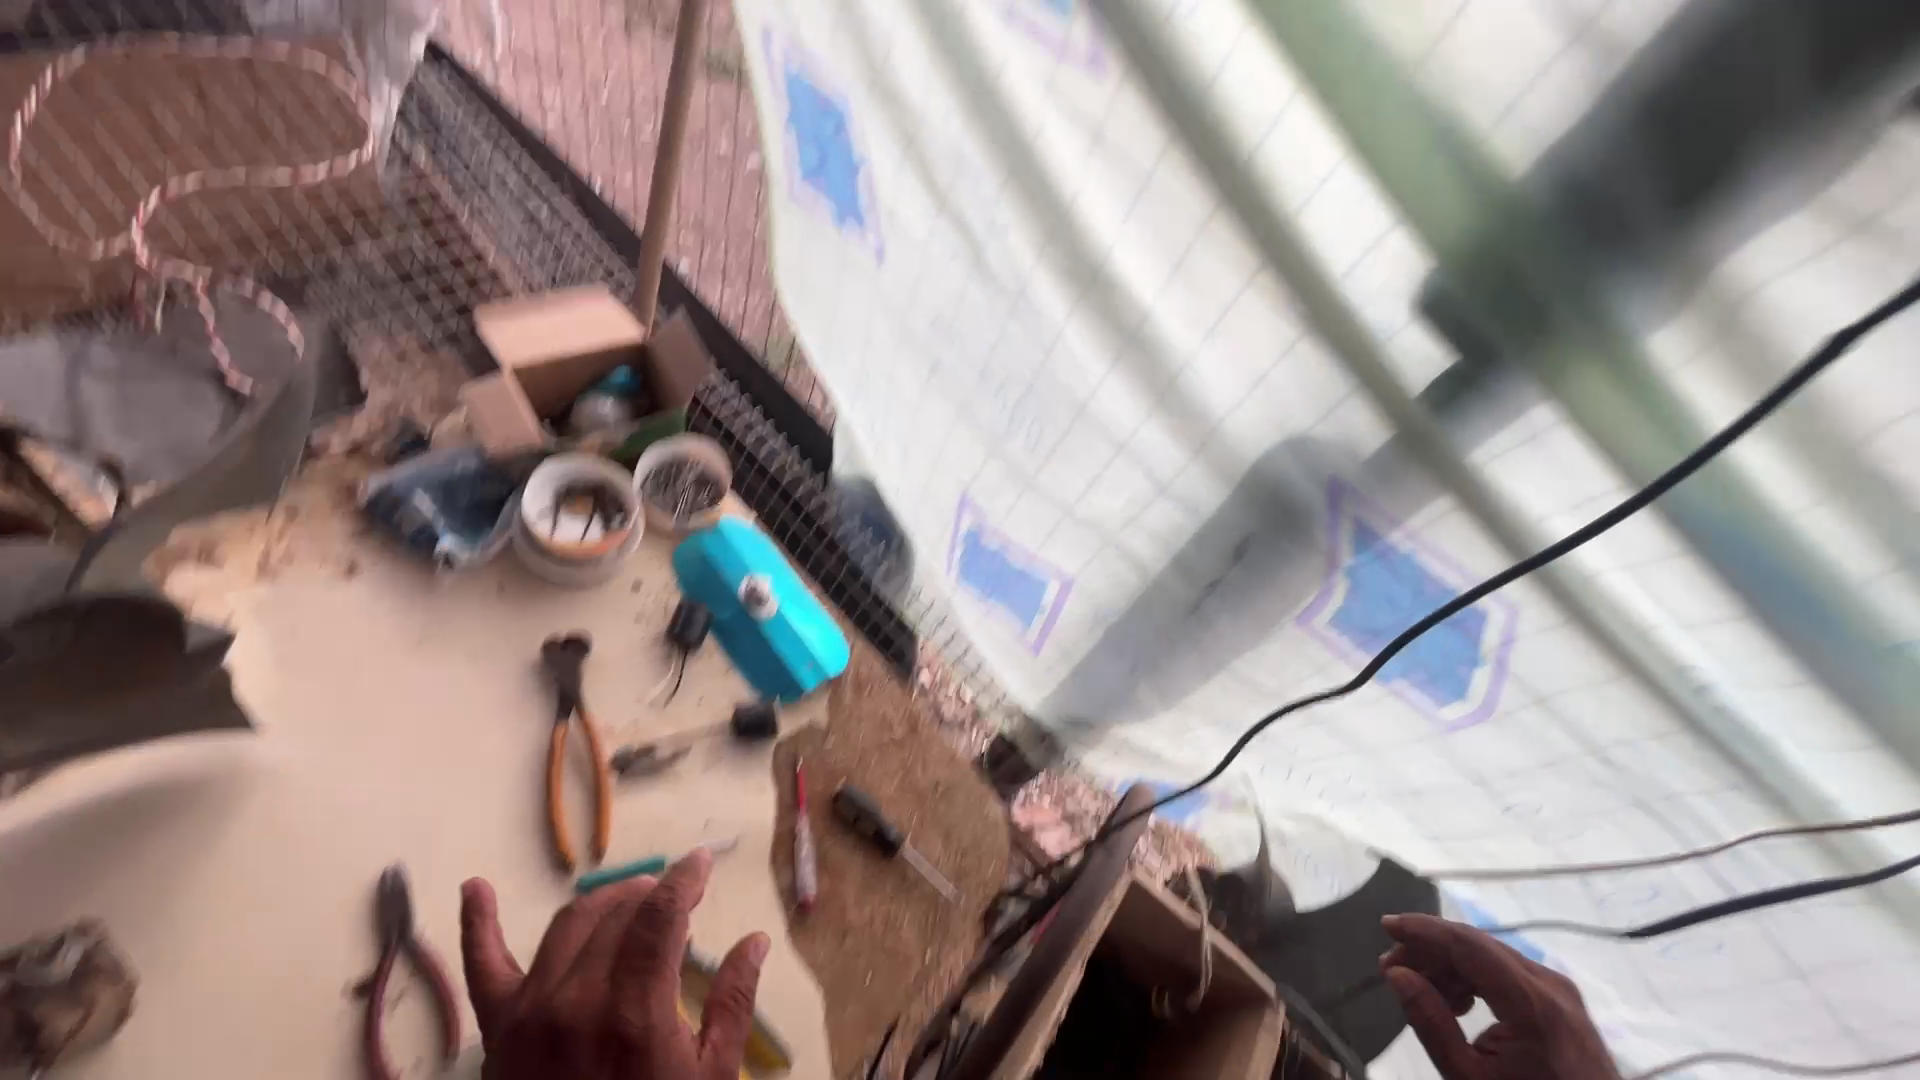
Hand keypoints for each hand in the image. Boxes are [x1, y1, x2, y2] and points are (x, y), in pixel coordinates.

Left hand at [459, 849, 770, 1079]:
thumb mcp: (712, 1076)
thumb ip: (734, 1002)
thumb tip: (756, 940)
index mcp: (634, 1012)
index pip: (662, 915)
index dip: (686, 878)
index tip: (702, 861)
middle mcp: (577, 1001)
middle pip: (618, 913)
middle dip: (653, 892)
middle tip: (676, 896)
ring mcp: (529, 1013)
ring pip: (568, 924)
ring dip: (605, 900)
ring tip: (631, 899)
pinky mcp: (497, 1030)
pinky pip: (482, 967)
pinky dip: (476, 924)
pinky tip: (474, 888)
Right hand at [1381, 913, 1616, 1079]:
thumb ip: (1430, 1023)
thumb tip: (1397, 973)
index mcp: (1531, 1006)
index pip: (1467, 945)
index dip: (1422, 930)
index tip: (1385, 926)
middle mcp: (1551, 988)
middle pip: (1477, 946)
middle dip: (1430, 949)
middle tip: (1391, 967)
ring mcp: (1562, 995)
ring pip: (1491, 957)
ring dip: (1449, 965)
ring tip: (1420, 989)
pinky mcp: (1564, 1006)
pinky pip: (1508, 974)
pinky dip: (1474, 979)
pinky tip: (1455, 1003)